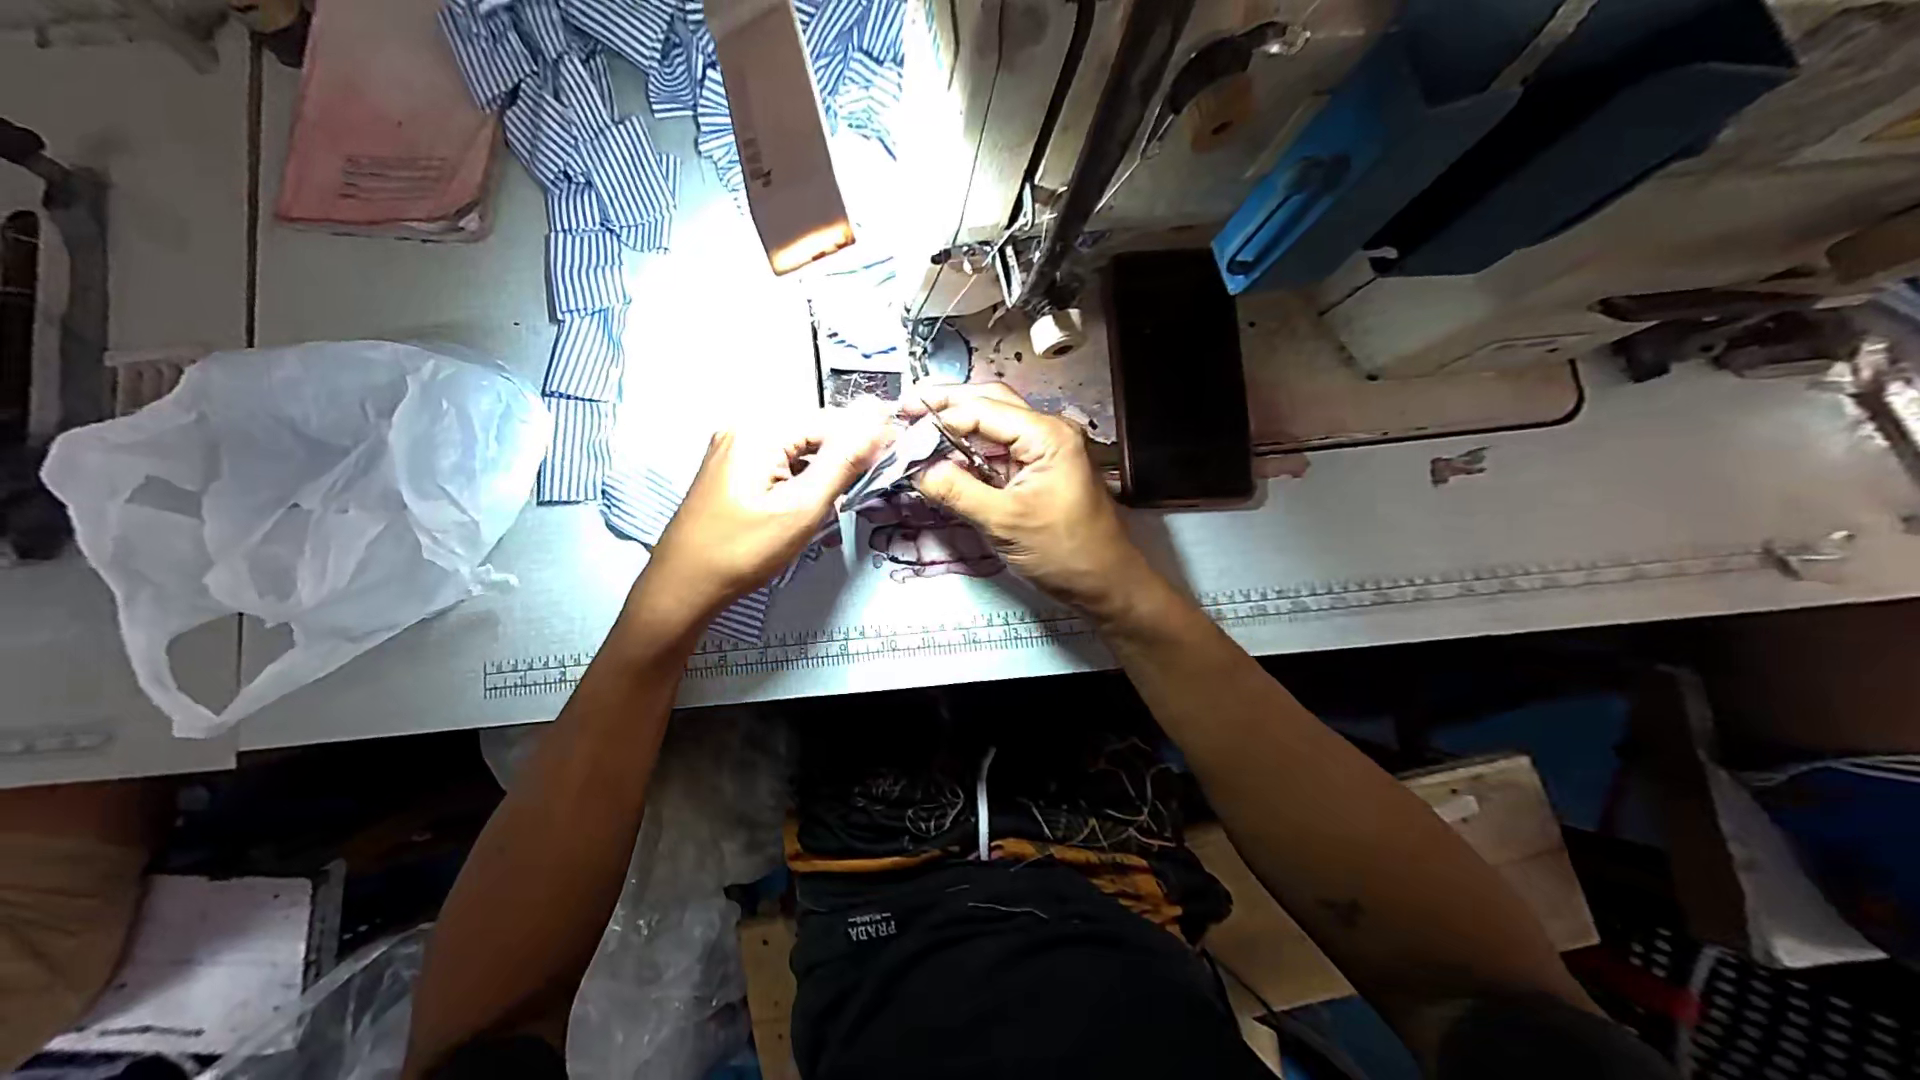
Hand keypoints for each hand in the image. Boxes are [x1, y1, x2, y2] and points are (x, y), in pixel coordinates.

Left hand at [640, 410, 887, 628]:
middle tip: (853, 499)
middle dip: (840, 464)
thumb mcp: (803, 507)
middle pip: (814, 434)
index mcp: (760, 429)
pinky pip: (779, 465)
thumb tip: (876, 418)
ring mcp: (733, 449)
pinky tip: (804, 512)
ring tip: (826, 513)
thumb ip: (843, 460)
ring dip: (821, 478)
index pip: (831, 420)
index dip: (865, 441)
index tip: (889, 464)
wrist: (682, 586)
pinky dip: (798, 485)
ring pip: (798, 452)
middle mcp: (744, 429)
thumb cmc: (740, 550)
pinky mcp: (731, 470)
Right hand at [907, 383, 1158, 620]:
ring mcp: (1045, 451)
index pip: (983, 410)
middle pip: (990, 404)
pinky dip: (971, 451)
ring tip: (918, 428)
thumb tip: (915, 467)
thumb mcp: (1004, 522)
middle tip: (906, 408)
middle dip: (947, 406)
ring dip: (957, 427)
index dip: (940, 417)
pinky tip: (945, 455)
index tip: (903, 428)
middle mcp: (1048, 432)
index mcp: (1047, 435)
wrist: (1105, 583)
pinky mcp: (1039, 471)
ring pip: (993, 426)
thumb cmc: (1063, 551)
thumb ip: (957, 490)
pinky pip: (999, 452)